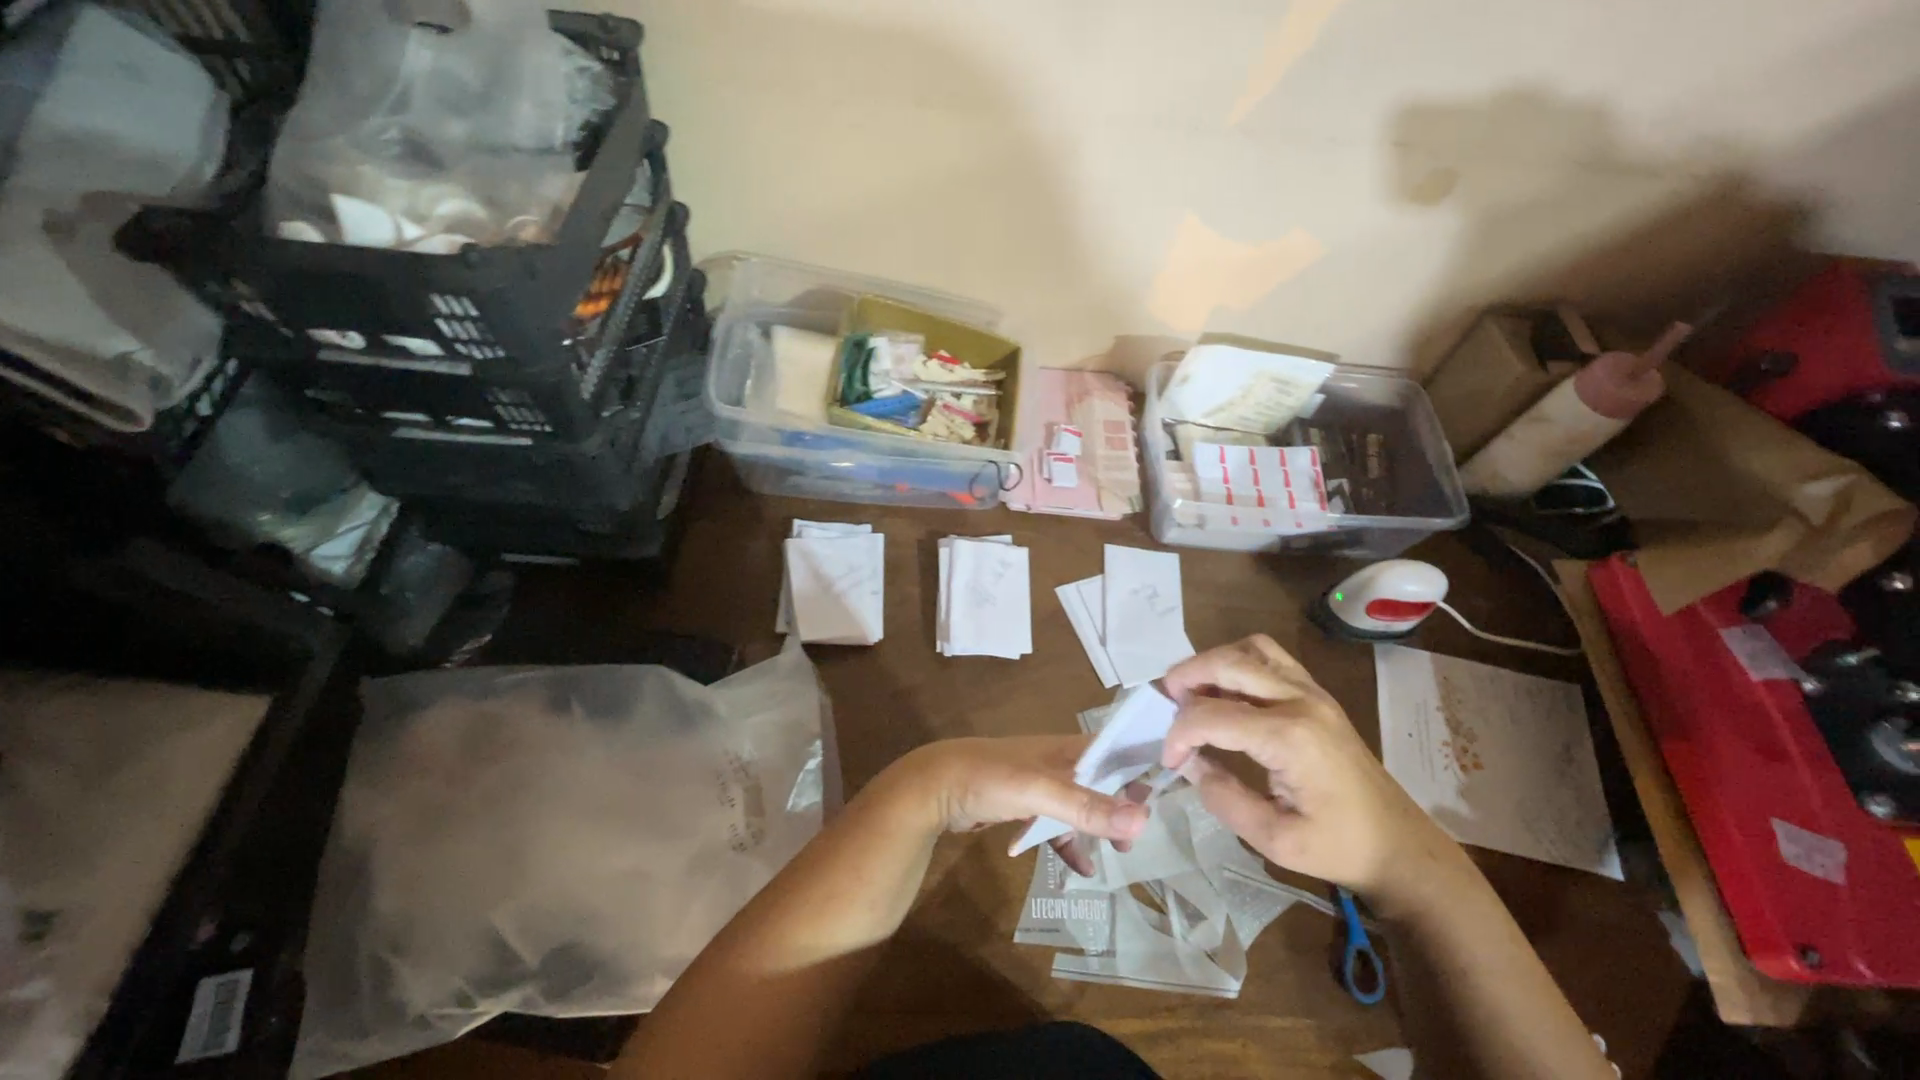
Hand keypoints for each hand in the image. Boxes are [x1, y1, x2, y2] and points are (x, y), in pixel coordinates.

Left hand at [895, 736, 1149, 874]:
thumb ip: (1088, 807)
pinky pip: (1056, 824)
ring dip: (1099, 827)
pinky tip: (1080, 868)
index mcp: (1069, 748)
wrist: (932, 787)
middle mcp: (1060, 761)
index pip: (1119, 751)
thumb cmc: (989, 777)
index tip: (1168, 796)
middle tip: (1139, 835)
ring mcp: (1040, 783)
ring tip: (1120, 854)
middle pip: (1104, 780)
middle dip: (1124, 806)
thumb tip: (1144, 821)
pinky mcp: (1023, 805)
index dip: (1144, 768)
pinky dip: (1069, 843)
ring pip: (1082, 804)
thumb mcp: (1041, 791)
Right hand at [1158, 635, 1454, 899]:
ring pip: (1252, 649)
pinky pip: (1272, 657)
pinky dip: (1240, 663)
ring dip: (1214, 662)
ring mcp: (1313, 692)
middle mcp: (1301, 701)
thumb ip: (1223, 798)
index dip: (1178, 734)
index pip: (1211, 716)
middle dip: (1187, 677)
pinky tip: (1227, 692)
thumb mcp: (1274, 840)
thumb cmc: (1339, 847)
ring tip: (1194, 692)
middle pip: (1229, 662)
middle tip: (1165, 704)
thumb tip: (1189, 764)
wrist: (1398, 843)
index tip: (1170, 762)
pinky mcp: (1318, 695)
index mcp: (1290, 737)